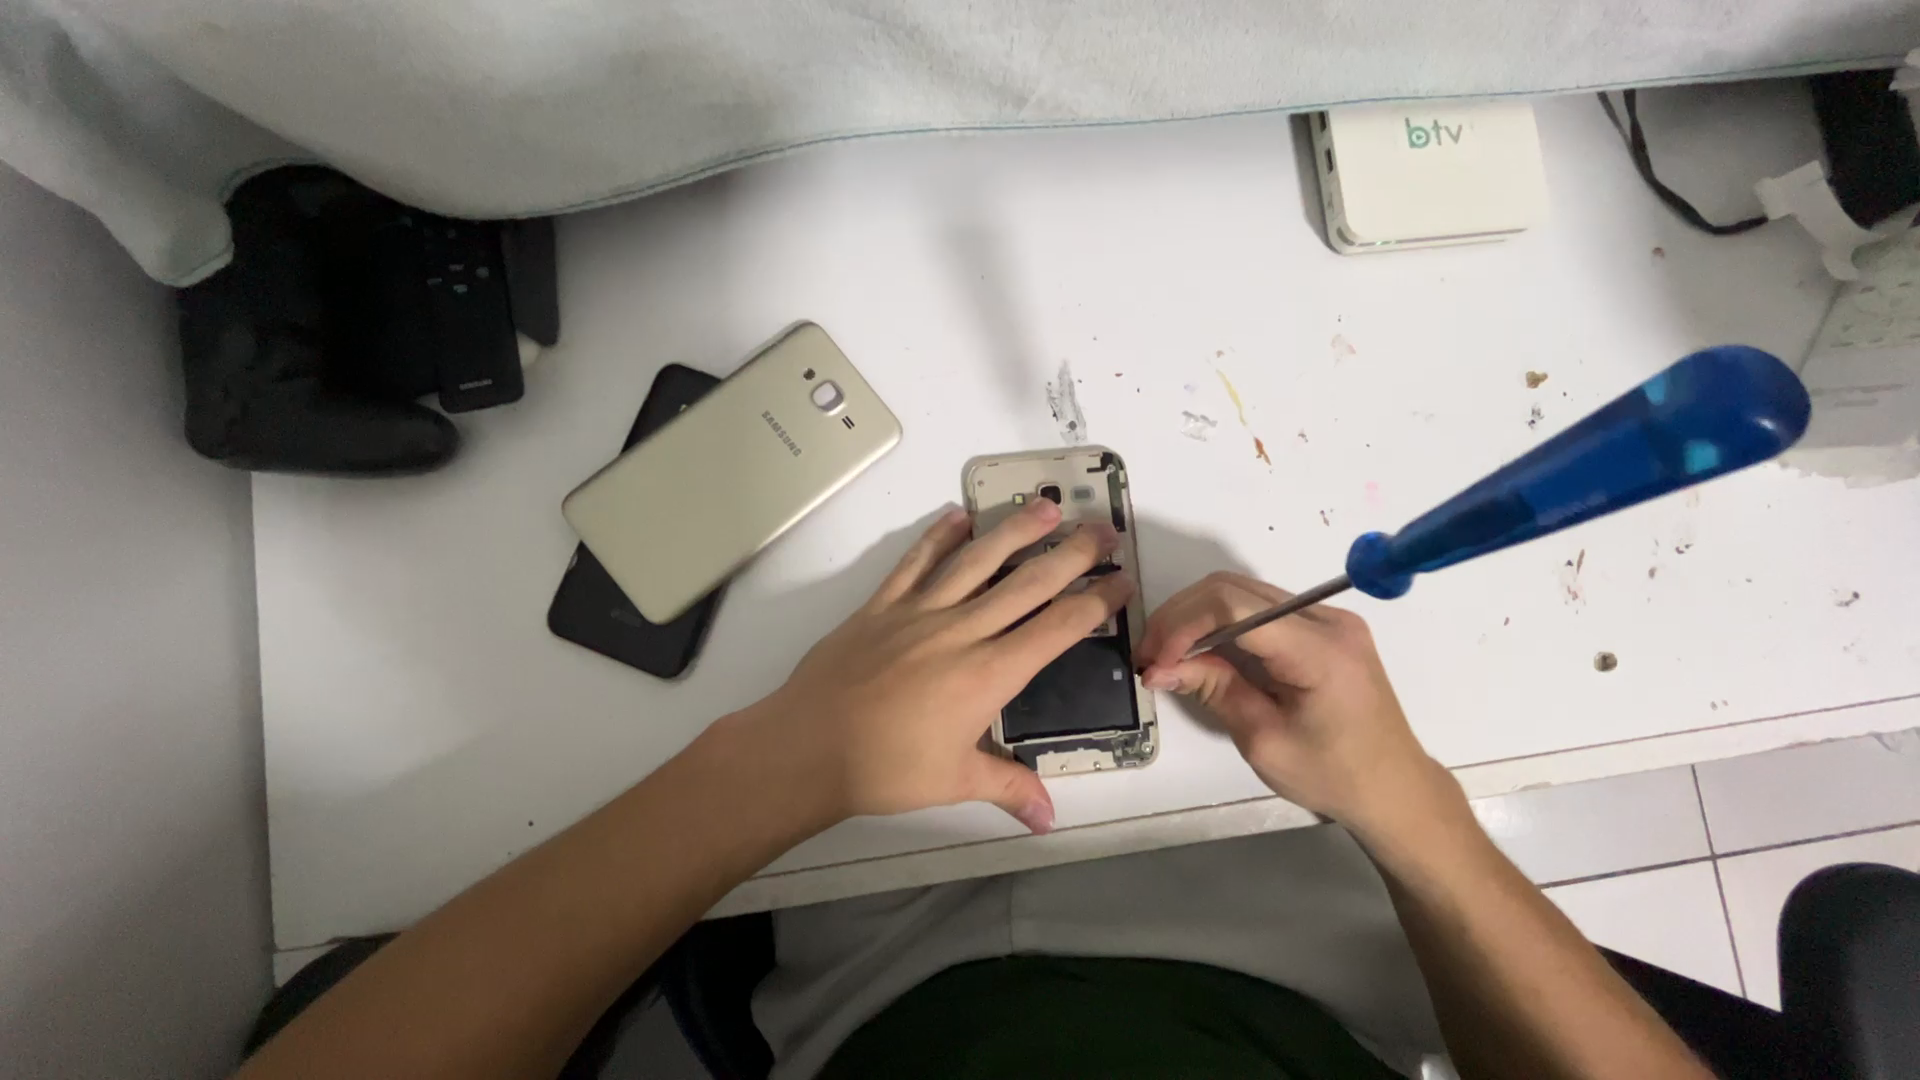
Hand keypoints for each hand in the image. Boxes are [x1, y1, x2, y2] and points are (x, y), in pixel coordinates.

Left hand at [742, 500, 1131, 834]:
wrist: (808, 745)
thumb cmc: (885, 768)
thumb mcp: (955, 781)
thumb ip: (1009, 789)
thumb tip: (1050, 820)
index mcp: (988, 674)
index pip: (1057, 628)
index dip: (1096, 602)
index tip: (1122, 582)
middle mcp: (961, 631)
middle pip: (1027, 583)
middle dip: (1072, 553)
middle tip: (1104, 530)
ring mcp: (919, 611)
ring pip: (976, 560)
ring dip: (1015, 530)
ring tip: (1045, 506)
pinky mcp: (881, 605)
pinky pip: (915, 562)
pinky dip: (938, 536)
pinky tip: (958, 514)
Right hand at [1135, 571, 1454, 832]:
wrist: (1395, 789)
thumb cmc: (1333, 775)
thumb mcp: (1264, 740)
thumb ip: (1214, 690)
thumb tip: (1158, 668)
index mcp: (1319, 649)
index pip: (1233, 605)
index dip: (1182, 625)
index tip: (1155, 662)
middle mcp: (1326, 618)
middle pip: (1231, 588)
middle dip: (1181, 617)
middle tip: (1151, 658)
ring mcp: (1327, 617)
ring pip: (1240, 591)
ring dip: (1195, 617)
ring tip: (1167, 655)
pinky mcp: (1321, 626)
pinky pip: (1257, 607)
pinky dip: (1219, 622)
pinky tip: (1199, 650)